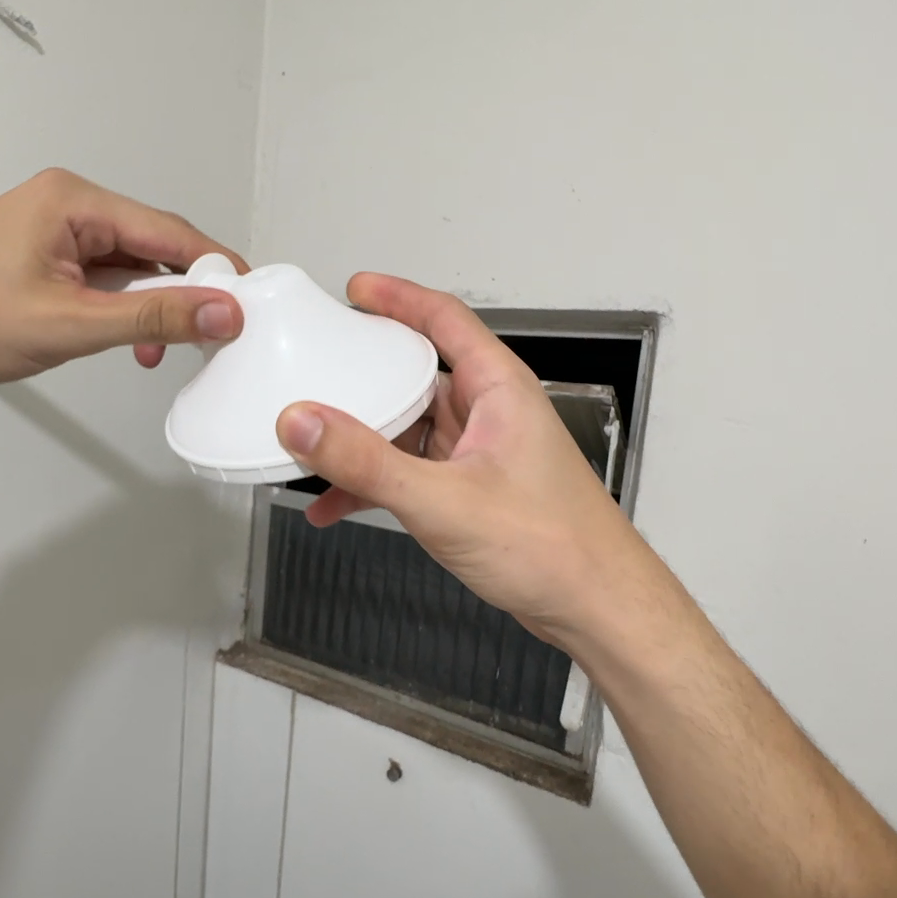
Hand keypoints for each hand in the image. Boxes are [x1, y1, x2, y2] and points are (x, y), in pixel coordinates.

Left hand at [0, 168, 246, 384]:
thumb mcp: (72, 324)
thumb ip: (153, 320)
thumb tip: (216, 311)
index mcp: (73, 201)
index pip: (170, 231)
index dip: (215, 268)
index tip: (246, 299)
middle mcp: (66, 206)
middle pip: (153, 245)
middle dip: (184, 292)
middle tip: (210, 331)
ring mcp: (54, 232)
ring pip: (130, 266)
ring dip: (150, 307)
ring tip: (156, 349)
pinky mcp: (45, 258)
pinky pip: (104, 278)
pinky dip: (122, 309)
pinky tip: (125, 339)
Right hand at [274, 274, 674, 655]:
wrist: (593, 607)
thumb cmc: (551, 547)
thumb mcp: (442, 499)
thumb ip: (367, 462)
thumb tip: (303, 422)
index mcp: (498, 390)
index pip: (444, 319)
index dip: (397, 297)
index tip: (354, 290)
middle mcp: (489, 413)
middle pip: (416, 374)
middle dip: (365, 374)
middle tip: (317, 368)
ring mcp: (477, 454)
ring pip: (407, 428)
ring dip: (361, 440)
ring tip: (310, 446)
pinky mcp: (469, 491)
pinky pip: (409, 471)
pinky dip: (373, 483)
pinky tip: (334, 506)